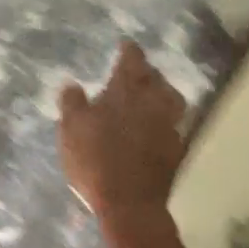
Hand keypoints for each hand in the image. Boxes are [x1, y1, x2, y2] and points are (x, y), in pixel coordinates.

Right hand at [57, 40, 186, 223]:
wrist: (130, 203)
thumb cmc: (95, 159)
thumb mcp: (71, 128)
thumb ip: (73, 102)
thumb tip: (73, 84)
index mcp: (126, 91)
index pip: (132, 60)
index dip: (129, 51)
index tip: (126, 44)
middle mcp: (152, 102)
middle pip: (155, 78)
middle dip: (147, 71)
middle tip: (138, 71)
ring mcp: (169, 126)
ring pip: (172, 99)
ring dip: (163, 93)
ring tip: (154, 95)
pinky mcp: (176, 149)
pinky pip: (175, 125)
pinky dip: (167, 121)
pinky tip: (158, 127)